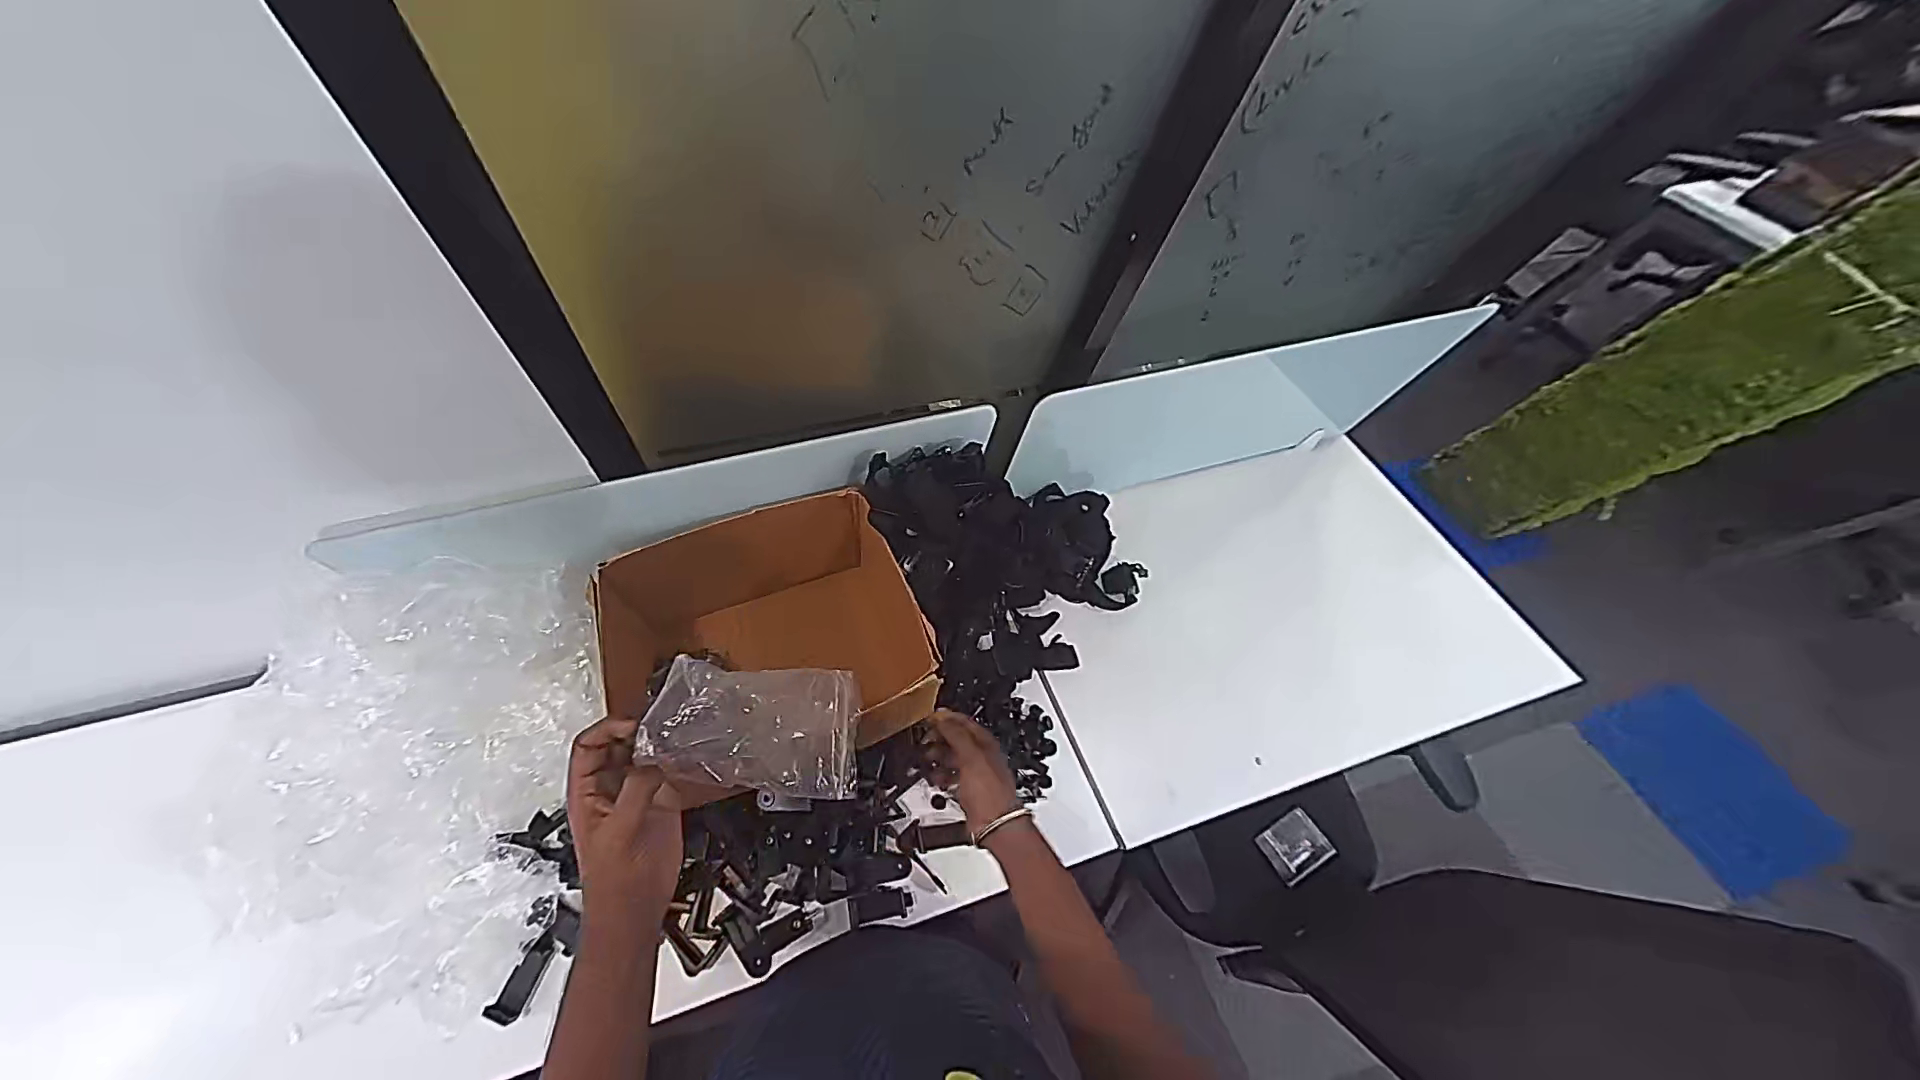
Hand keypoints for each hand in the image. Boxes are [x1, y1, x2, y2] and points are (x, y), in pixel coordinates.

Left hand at [566, 717, 683, 933]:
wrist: (636, 910)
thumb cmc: (615, 882)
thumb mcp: (620, 831)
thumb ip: (635, 791)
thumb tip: (652, 761)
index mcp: (586, 794)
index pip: (587, 746)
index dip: (607, 729)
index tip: (632, 724)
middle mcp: (610, 789)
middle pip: (616, 744)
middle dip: (634, 729)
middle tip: (657, 723)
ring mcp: (636, 795)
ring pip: (642, 755)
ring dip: (656, 742)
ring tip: (672, 733)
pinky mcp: (661, 802)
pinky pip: (666, 770)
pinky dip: (676, 758)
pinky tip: (685, 753)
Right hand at [925, 709, 1024, 834]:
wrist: (995, 824)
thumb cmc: (990, 792)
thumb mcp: (970, 757)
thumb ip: (957, 735)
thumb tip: (944, 718)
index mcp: (985, 744)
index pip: (964, 723)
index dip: (947, 719)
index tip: (930, 719)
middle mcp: (981, 757)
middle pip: (956, 740)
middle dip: (939, 739)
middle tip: (924, 740)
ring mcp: (975, 774)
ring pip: (952, 759)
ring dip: (938, 758)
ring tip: (927, 760)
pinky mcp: (968, 790)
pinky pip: (951, 777)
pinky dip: (941, 776)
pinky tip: (935, 779)